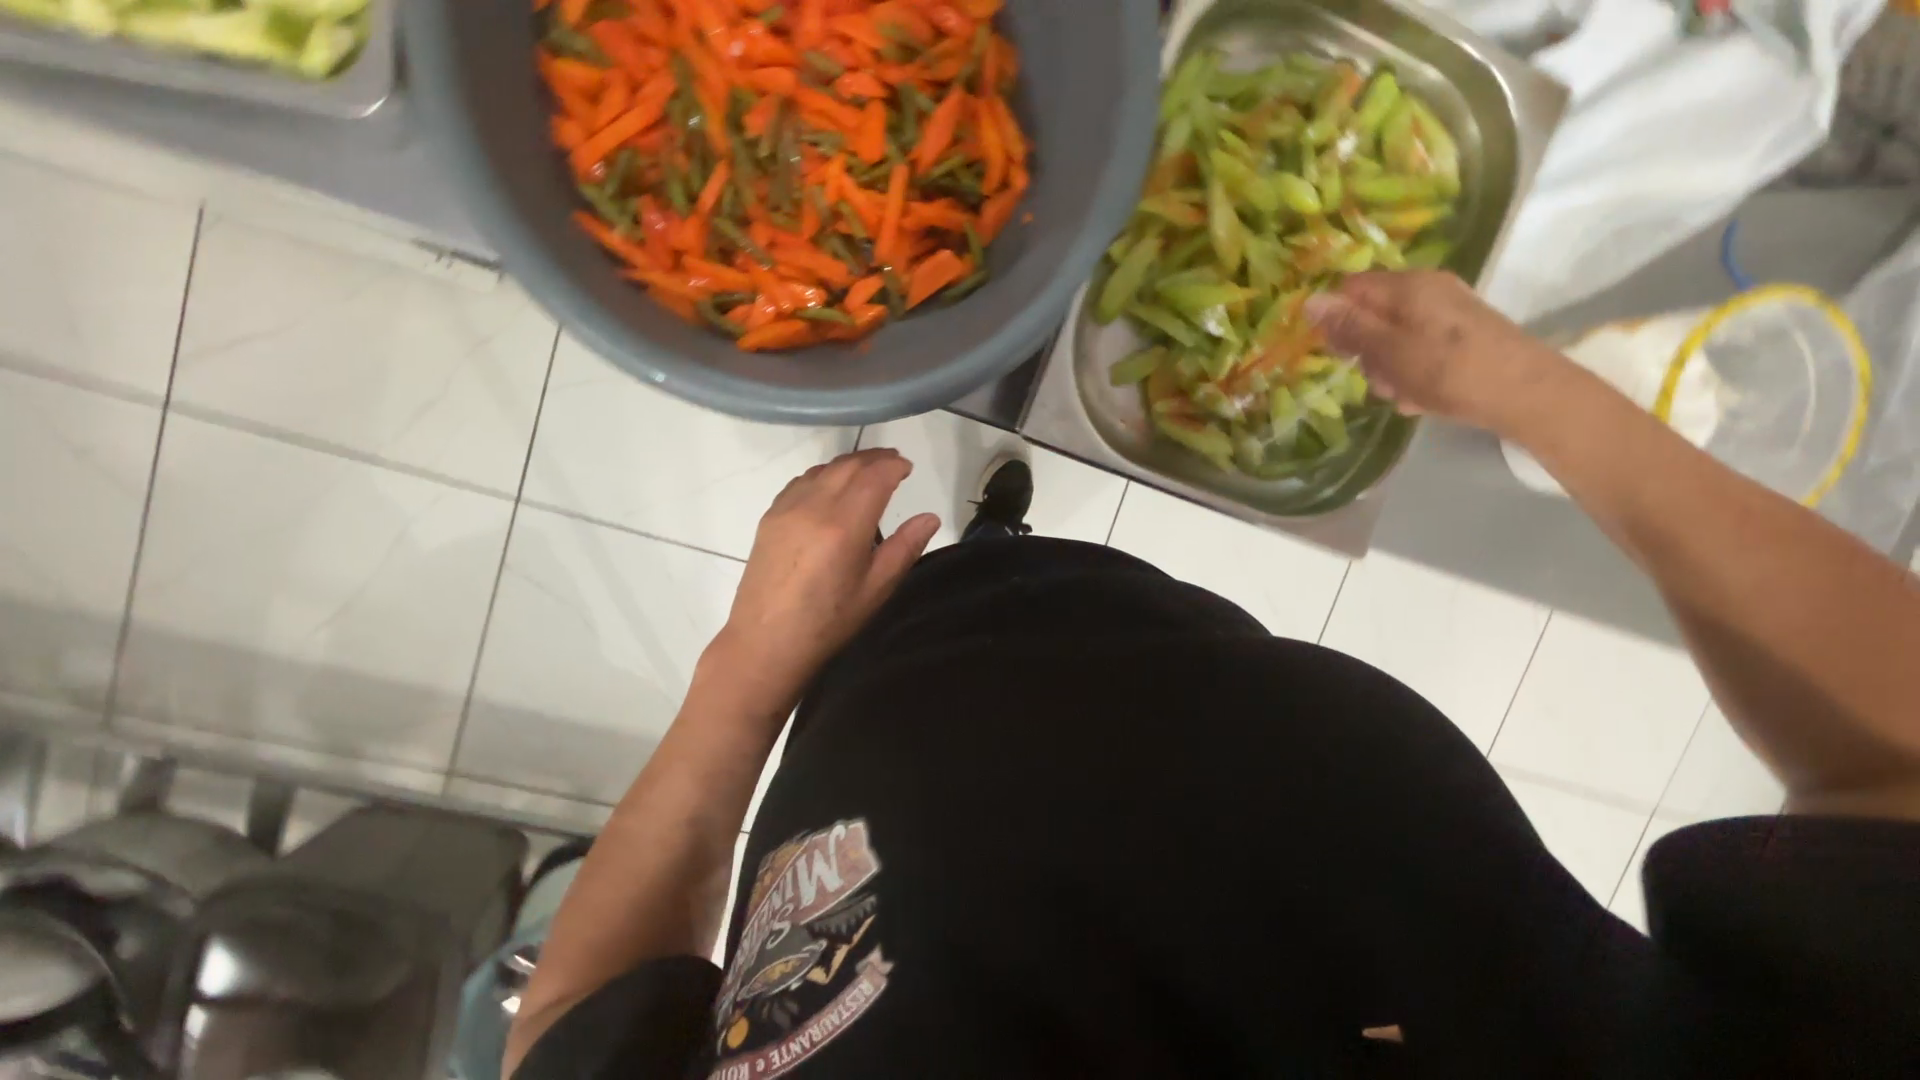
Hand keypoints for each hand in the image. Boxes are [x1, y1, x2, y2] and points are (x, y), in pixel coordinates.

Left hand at [714, 448, 940, 706]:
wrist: (766, 642)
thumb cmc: (828, 623)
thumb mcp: (876, 589)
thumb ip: (904, 548)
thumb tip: (930, 517)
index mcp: (844, 525)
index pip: (875, 477)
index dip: (894, 466)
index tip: (908, 467)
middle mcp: (814, 506)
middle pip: (848, 465)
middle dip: (874, 458)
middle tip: (893, 462)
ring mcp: (787, 508)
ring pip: (822, 469)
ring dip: (848, 464)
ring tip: (866, 473)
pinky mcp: (770, 517)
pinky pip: (800, 482)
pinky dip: (822, 475)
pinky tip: (830, 488)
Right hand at [1304, 271, 1574, 433]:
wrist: (1526, 394)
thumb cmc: (1450, 370)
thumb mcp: (1389, 350)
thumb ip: (1349, 326)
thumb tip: (1309, 300)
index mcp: (1407, 286)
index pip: (1349, 289)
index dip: (1334, 318)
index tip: (1336, 351)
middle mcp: (1427, 290)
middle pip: (1371, 315)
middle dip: (1364, 350)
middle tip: (1376, 377)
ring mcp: (1446, 313)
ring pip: (1392, 338)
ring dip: (1387, 368)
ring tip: (1403, 392)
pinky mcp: (1460, 336)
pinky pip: (1417, 350)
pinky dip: (1411, 372)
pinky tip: (1421, 396)